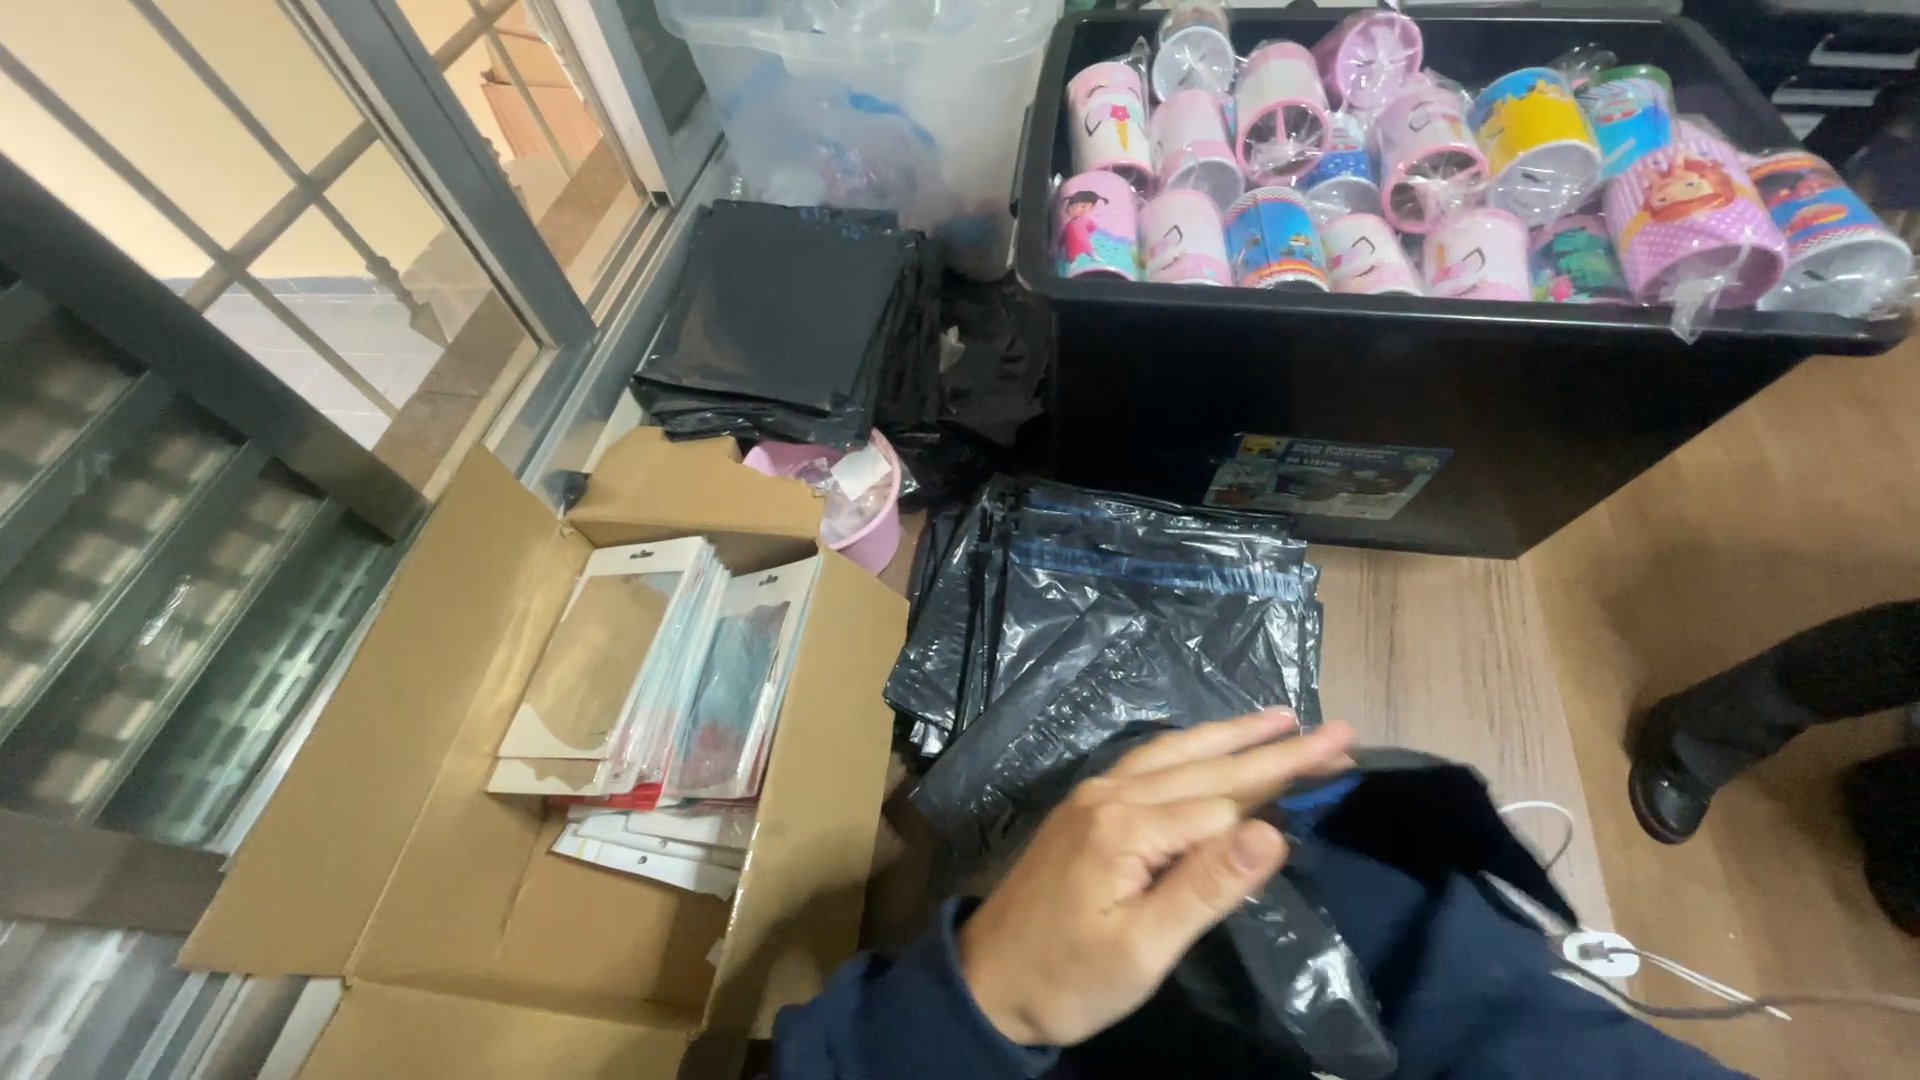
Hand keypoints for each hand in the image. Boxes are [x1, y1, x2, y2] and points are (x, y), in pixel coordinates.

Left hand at [955, 709, 1355, 1046]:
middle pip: (1204, 766)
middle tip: (1333, 729)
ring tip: (1279, 719)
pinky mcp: (1086, 806)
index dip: (1283, 784)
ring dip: (1229, 737)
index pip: (1222, 803)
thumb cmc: (1068, 979)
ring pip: (1173, 754)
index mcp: (1126, 827)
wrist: (988, 979)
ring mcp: (1094, 795)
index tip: (1341, 762)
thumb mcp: (1142, 951)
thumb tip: (1272, 831)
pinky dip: (1187, 749)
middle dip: (1271, 747)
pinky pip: (1146, 764)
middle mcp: (1110, 795)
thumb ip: (1205, 888)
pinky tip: (1206, 746)